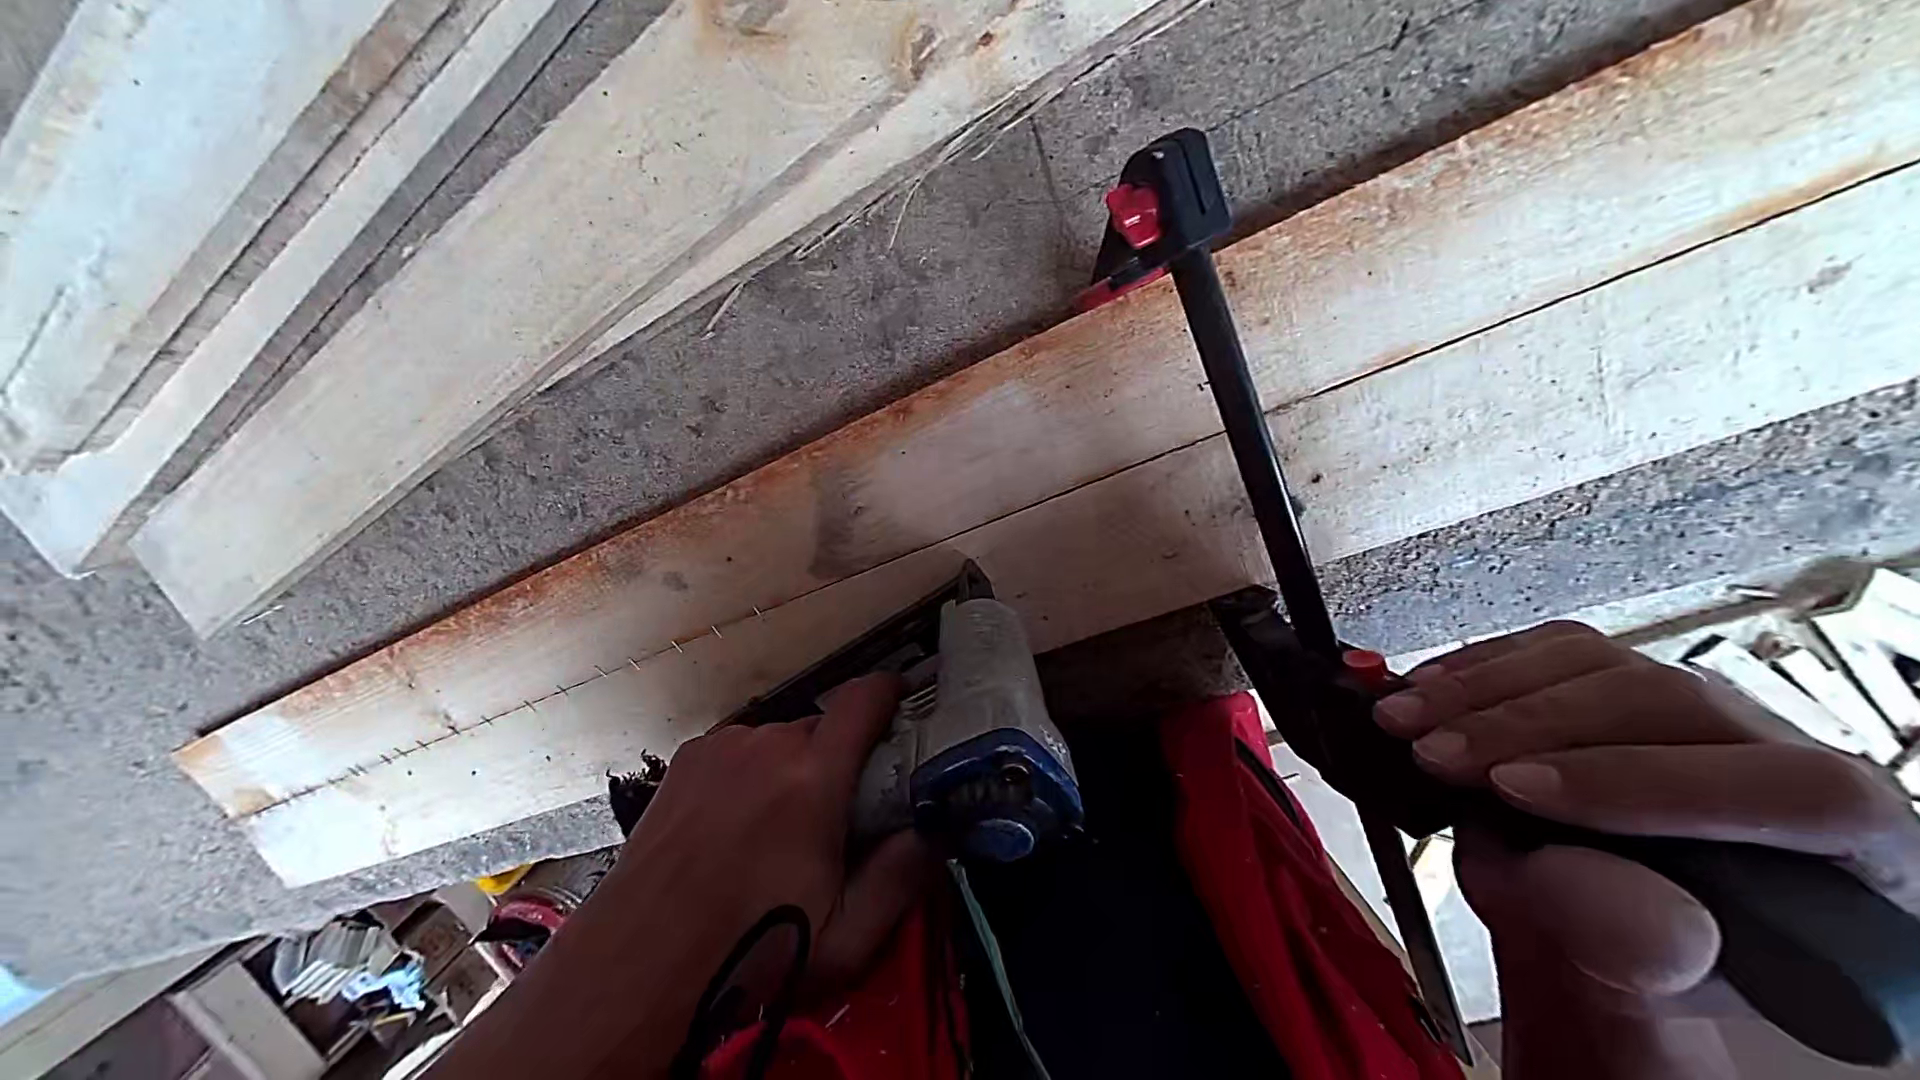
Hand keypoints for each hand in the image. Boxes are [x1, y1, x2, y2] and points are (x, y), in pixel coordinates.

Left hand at [620, 673, 934, 993]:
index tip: (904, 702)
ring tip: (780, 826)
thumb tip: (934, 828)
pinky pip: (744, 748)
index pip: (865, 698)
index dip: (892, 691)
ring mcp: (723, 749)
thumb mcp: (846, 937)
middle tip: (838, 812)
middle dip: (842, 759)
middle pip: (827, 727)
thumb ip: (903, 874)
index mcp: (812, 780)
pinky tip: (738, 822)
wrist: (637, 968)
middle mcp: (766, 748)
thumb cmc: (744, 954)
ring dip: (796, 767)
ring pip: (784, 739)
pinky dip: (755, 770)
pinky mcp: (691, 759)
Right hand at [1374, 622, 1919, 1077]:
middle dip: (1524, 727)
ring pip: (1596, 662)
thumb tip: (1624, 902)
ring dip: (1479, 689)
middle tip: (1435, 756)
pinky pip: (1545, 651)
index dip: (1644, 783)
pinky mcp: (1607, 684)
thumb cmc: (1625, 982)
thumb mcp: (1631, 1006)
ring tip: (1406, 724)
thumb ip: (1632, 963)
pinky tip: (1421, 693)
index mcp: (1854, 864)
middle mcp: (1778, 764)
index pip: (1796, 795)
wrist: (1580, 939)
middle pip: (1669, 704)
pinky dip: (1469, 669)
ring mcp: (1687, 713)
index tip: (1513, 792)